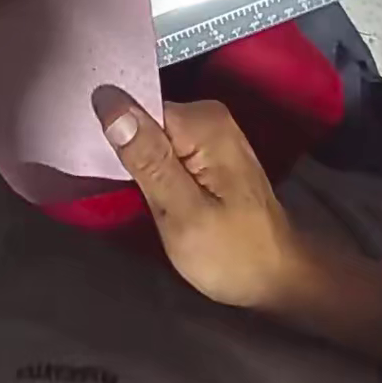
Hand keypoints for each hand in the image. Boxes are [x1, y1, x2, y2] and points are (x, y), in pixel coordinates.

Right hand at [93, 89, 315, 309]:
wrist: (280, 280)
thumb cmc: (233, 254)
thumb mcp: (183, 214)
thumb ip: (147, 158)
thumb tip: (108, 101)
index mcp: (201, 122)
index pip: (136, 108)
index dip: (115, 134)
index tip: (100, 164)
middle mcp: (206, 115)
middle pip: (143, 118)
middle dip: (125, 147)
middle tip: (120, 186)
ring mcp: (209, 131)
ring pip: (151, 132)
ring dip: (136, 157)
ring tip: (130, 189)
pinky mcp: (206, 148)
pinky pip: (164, 143)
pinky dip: (151, 163)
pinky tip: (148, 187)